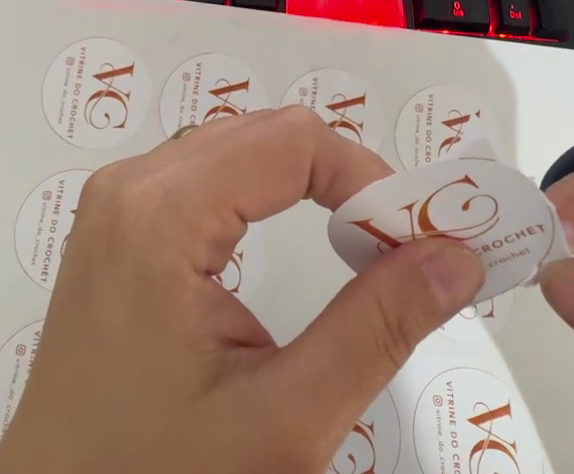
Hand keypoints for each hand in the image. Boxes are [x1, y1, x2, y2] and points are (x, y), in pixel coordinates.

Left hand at [0, 106, 485, 473]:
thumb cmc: (158, 471)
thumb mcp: (283, 416)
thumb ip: (376, 328)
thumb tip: (455, 257)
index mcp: (159, 212)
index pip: (290, 141)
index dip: (368, 176)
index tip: (418, 238)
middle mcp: (131, 184)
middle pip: (263, 134)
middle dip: (343, 176)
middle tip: (399, 245)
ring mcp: (117, 199)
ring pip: (237, 146)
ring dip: (306, 180)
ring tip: (360, 242)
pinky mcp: (118, 222)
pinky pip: (205, 173)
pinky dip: (265, 191)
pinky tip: (295, 231)